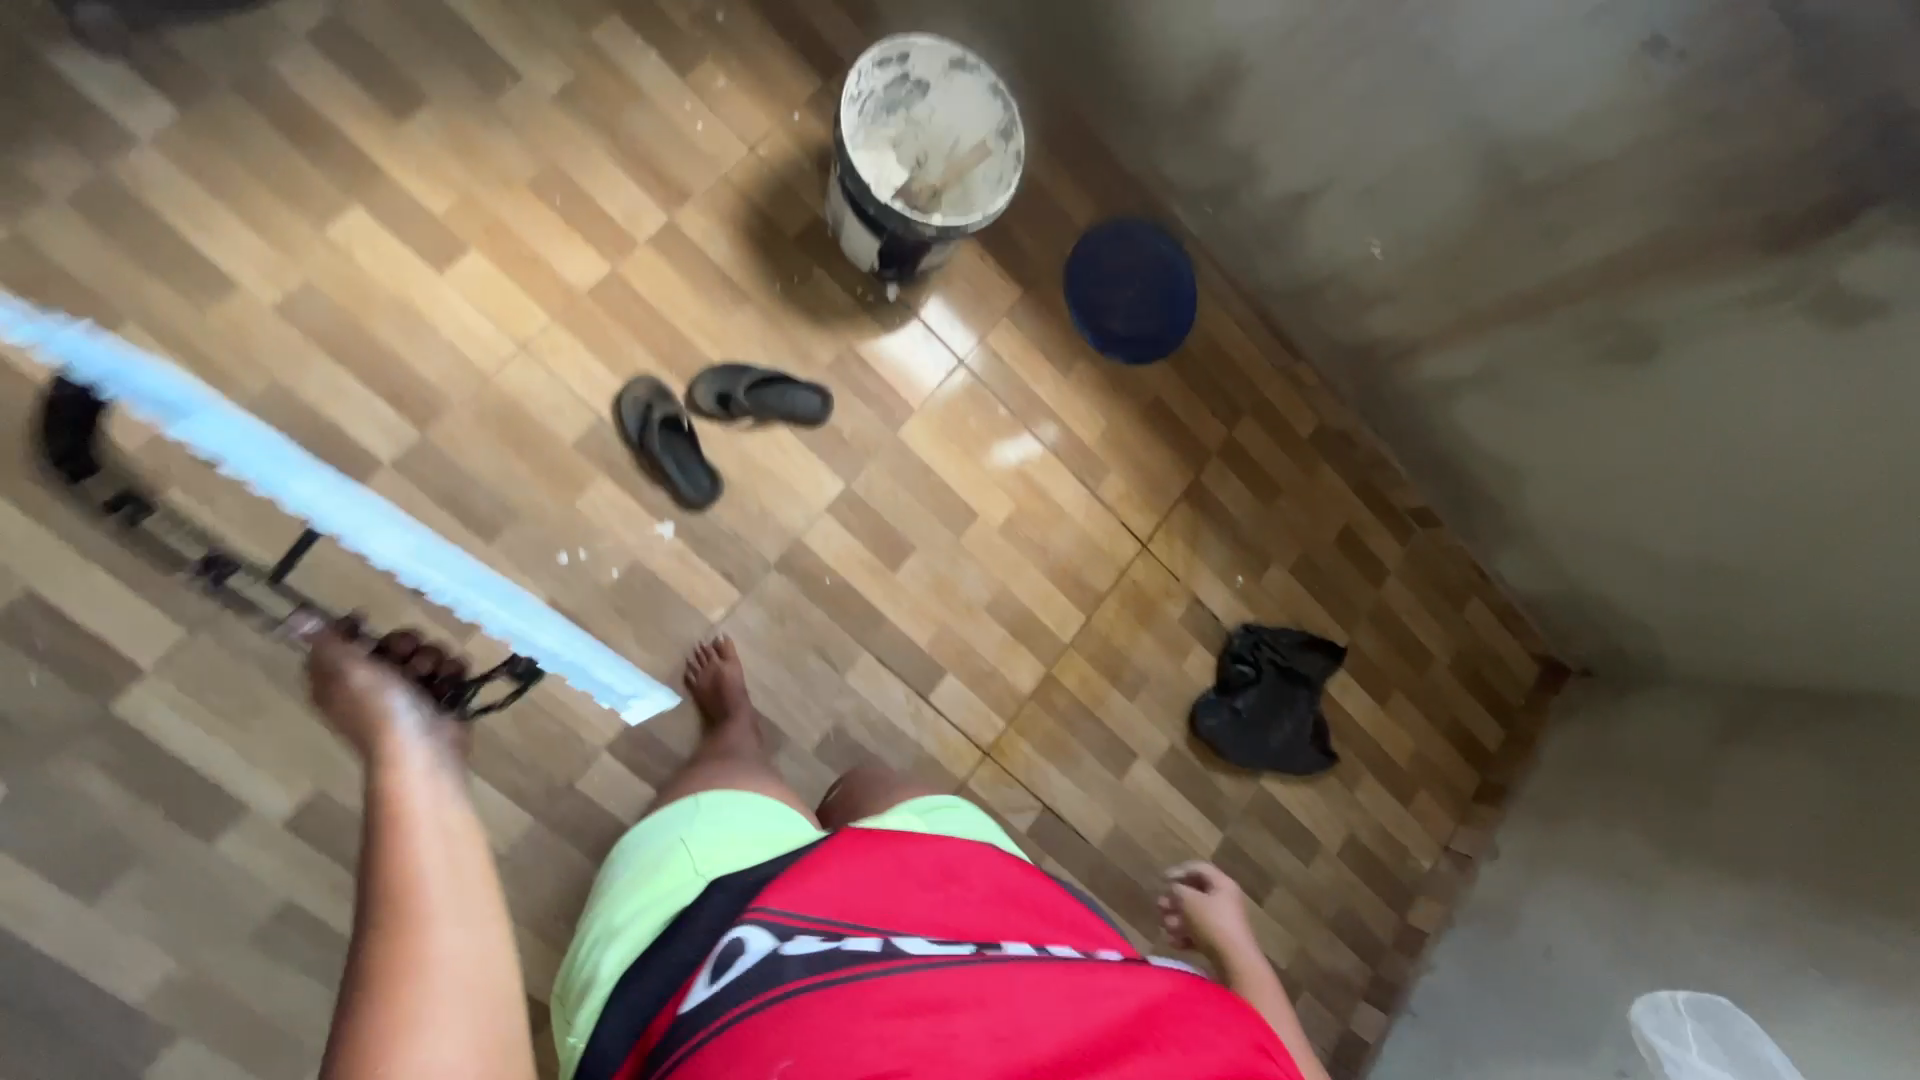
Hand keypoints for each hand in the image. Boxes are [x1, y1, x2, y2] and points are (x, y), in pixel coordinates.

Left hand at [291, 612, 471, 765]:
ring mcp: (407, 692)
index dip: (350, 629)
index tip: (365, 617)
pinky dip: (451, 673)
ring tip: (432, 674)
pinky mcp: (438, 698)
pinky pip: (448, 670)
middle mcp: (371, 684)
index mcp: (339, 680)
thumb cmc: (381, 709)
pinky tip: (449, 682)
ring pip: (424, 654)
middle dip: (405, 643)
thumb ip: (327, 640)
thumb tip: (296, 616)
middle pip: (390, 644)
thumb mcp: (349, 670)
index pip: (338, 644)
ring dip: (432, 658)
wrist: (422, 749)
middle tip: (407, 655)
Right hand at [1159, 861, 1257, 961]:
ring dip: (1177, 919)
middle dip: (1175, 900)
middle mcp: (1224, 900)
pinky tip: (1174, 942)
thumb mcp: (1189, 900)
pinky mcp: (1220, 942)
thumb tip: (1173, 889)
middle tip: (1160, 906)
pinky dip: (1186, 936)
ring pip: (1195, 915)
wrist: (1234, 962)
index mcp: (1222, 884)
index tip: (1162, 880)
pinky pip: (1199, 933)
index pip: (1198, 869)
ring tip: (1166, 926)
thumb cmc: (1212, 923)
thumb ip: (1177, 890)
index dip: (1179, 871)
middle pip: (1195, 893)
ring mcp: (1223, 922)